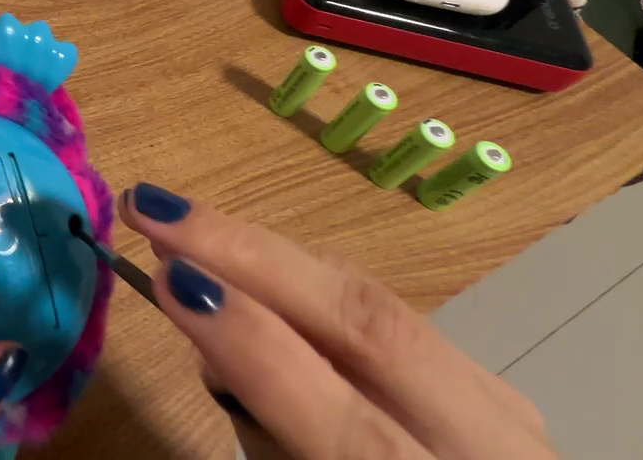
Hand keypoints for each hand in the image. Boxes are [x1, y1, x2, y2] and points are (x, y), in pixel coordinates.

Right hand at [119, 183, 556, 459]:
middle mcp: (488, 446)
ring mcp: (496, 404)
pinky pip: (374, 303)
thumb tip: (213, 319)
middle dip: (245, 251)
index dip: (253, 345)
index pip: (349, 425)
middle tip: (147, 206)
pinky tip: (242, 253)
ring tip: (175, 221)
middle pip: (366, 320)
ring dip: (261, 250)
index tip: (169, 276)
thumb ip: (261, 433)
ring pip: (368, 294)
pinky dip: (297, 273)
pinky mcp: (482, 378)